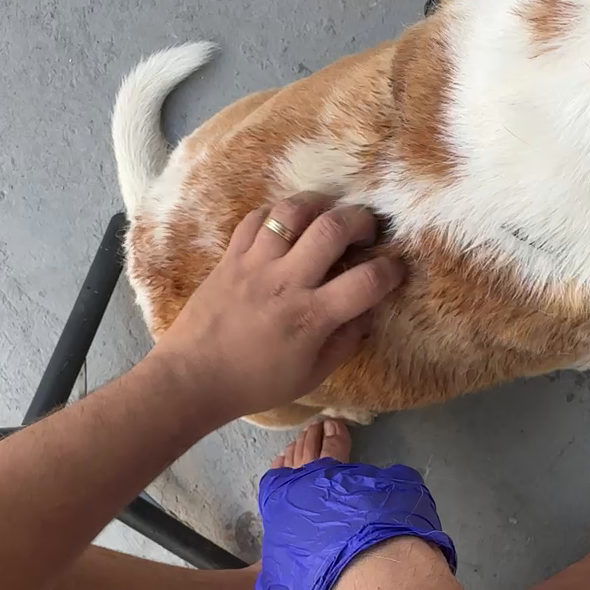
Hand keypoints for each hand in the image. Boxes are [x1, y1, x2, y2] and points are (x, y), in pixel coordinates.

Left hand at [148, 192, 405, 419]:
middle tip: (367, 228)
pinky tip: (286, 225)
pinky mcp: (230, 257)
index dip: (391, 270)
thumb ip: (344, 342)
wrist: (193, 378)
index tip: (395, 268)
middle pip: (333, 228)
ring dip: (319, 205)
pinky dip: (276, 214)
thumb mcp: (310, 376)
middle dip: (360, 219)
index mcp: (311, 317)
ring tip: (328, 216)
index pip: (366, 282)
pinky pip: (255, 218)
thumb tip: (367, 314)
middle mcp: (286, 282)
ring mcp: (255, 265)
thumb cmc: (255, 384)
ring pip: (292, 211)